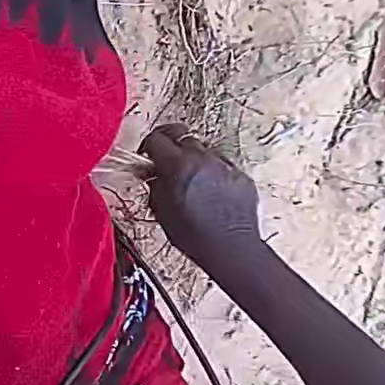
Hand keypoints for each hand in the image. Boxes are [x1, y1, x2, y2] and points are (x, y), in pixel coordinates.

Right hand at [139, 124, 262, 262]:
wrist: (229, 248)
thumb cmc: (194, 234)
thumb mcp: (160, 210)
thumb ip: (153, 184)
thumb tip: (150, 173)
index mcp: (178, 165)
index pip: (156, 138)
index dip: (147, 145)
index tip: (145, 154)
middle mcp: (202, 159)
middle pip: (181, 135)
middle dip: (169, 143)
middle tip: (163, 157)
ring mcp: (224, 166)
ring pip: (202, 150)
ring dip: (191, 159)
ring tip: (187, 179)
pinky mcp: (239, 176)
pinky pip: (220, 165)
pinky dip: (211, 172)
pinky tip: (207, 191)